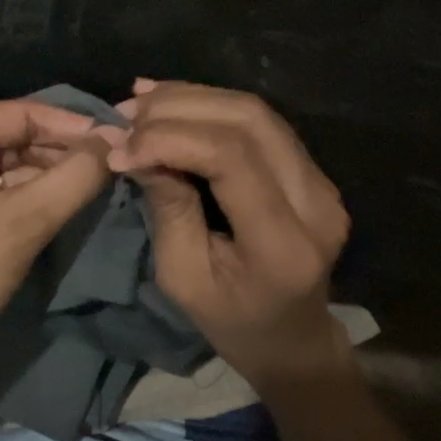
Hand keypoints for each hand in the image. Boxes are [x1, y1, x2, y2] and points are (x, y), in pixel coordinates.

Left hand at [0, 100, 115, 386]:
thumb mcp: (24, 223)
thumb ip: (73, 178)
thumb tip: (113, 143)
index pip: (19, 113)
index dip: (71, 124)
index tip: (118, 138)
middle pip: (13, 135)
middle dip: (62, 149)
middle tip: (115, 161)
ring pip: (7, 164)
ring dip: (50, 173)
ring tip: (99, 181)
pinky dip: (30, 194)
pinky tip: (65, 203)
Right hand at [111, 80, 351, 386]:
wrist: (293, 342)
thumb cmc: (231, 321)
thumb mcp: (183, 277)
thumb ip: (167, 209)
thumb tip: (134, 148)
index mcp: (284, 243)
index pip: (231, 159)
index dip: (170, 140)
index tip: (120, 149)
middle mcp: (315, 201)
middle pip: (248, 120)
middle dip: (177, 108)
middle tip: (124, 117)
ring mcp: (320, 180)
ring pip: (253, 111)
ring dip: (189, 99)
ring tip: (137, 104)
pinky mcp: (310, 169)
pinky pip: (257, 120)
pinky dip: (206, 104)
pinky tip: (164, 102)